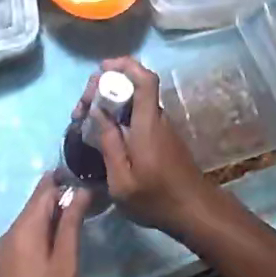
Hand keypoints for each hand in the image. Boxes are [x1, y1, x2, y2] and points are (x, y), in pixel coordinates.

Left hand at [0, 174, 87, 276]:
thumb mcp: (65, 265)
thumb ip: (71, 225)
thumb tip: (80, 191)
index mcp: (23, 229)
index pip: (43, 190)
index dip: (63, 181)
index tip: (83, 180)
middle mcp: (6, 234)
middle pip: (33, 207)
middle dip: (56, 202)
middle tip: (82, 206)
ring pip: (25, 225)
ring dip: (46, 222)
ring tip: (69, 231)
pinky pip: (17, 242)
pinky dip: (34, 238)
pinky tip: (47, 255)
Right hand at [77, 58, 219, 236]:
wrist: (194, 211)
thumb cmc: (156, 198)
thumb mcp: (122, 181)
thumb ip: (109, 144)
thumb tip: (96, 111)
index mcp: (148, 123)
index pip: (145, 80)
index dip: (125, 65)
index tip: (102, 69)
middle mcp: (156, 118)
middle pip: (134, 85)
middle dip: (106, 86)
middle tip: (81, 106)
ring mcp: (160, 126)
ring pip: (133, 100)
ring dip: (109, 101)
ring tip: (84, 118)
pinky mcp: (160, 136)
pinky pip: (137, 114)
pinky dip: (118, 114)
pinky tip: (102, 131)